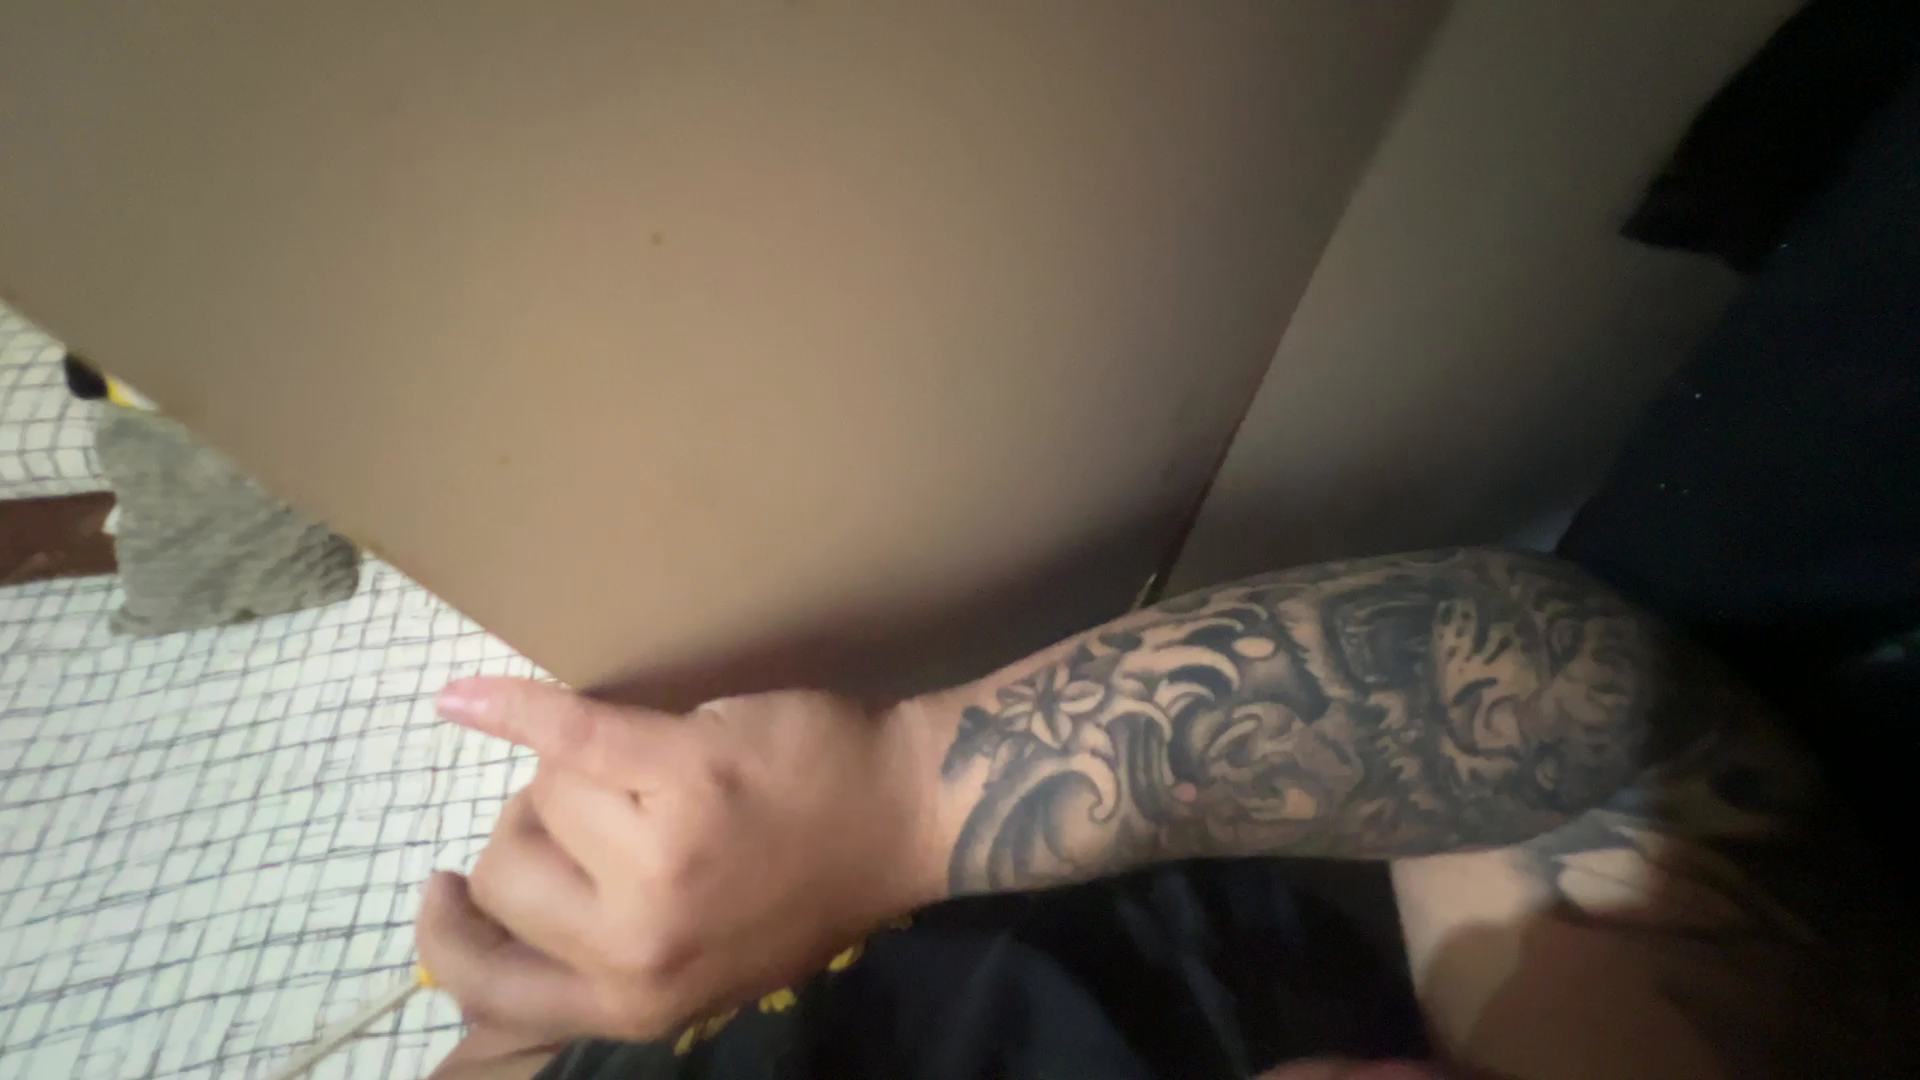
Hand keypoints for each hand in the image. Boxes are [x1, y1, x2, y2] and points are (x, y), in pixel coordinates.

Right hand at [414, 677, 941, 1040]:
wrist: (904, 814)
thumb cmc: (810, 880)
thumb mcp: (707, 969)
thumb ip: (613, 974)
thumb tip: (491, 982)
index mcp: (635, 1002)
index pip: (491, 981)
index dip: (454, 939)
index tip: (442, 898)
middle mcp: (636, 943)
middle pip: (509, 865)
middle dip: (545, 828)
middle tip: (615, 804)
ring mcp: (660, 854)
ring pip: (545, 790)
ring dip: (587, 772)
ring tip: (660, 769)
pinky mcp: (685, 769)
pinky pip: (568, 734)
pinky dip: (515, 711)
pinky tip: (465, 699)